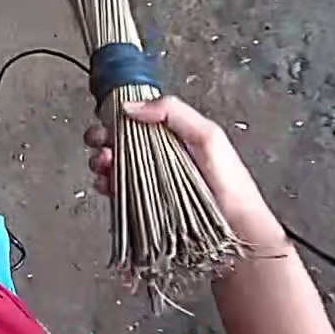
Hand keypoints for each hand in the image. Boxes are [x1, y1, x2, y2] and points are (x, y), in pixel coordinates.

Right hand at [84, 97, 289, 253]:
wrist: (234, 227)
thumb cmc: (228, 183)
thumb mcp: (207, 135)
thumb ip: (173, 112)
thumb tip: (131, 106)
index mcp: (171, 136)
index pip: (135, 120)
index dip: (116, 118)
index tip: (106, 120)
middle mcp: (157, 156)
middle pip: (117, 141)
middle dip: (101, 139)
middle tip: (101, 143)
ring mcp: (147, 180)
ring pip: (112, 164)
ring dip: (100, 161)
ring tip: (104, 164)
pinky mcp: (140, 203)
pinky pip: (113, 188)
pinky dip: (103, 183)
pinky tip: (106, 183)